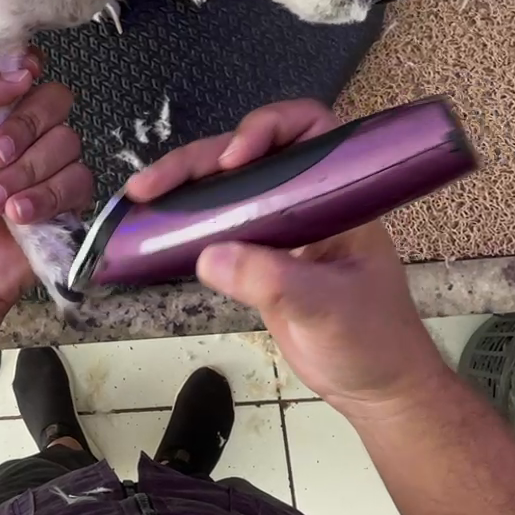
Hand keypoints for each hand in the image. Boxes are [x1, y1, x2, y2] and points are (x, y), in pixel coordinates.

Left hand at [0, 57, 94, 309]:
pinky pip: (79, 179)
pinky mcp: (68, 199)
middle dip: (22, 130)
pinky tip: (18, 216)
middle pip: (55, 99)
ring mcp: (49, 165)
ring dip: (25, 174)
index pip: (28, 69)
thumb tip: (22, 73)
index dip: (29, 71)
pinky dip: (44, 198)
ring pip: (68, 141)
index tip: (18, 85)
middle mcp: (25, 131)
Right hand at [125, 100, 451, 418]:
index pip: (306, 129)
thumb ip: (273, 281)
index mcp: (335, 194)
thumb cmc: (372, 340)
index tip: (234, 159)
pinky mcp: (254, 253)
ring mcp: (275, 224)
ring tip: (140, 196)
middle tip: (151, 184)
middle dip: (198, 160)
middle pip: (246, 154)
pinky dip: (183, 217)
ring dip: (181, 184)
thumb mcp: (328, 309)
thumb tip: (208, 255)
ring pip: (224, 184)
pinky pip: (214, 221)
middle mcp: (302, 198)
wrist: (374, 385)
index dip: (267, 128)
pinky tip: (151, 223)